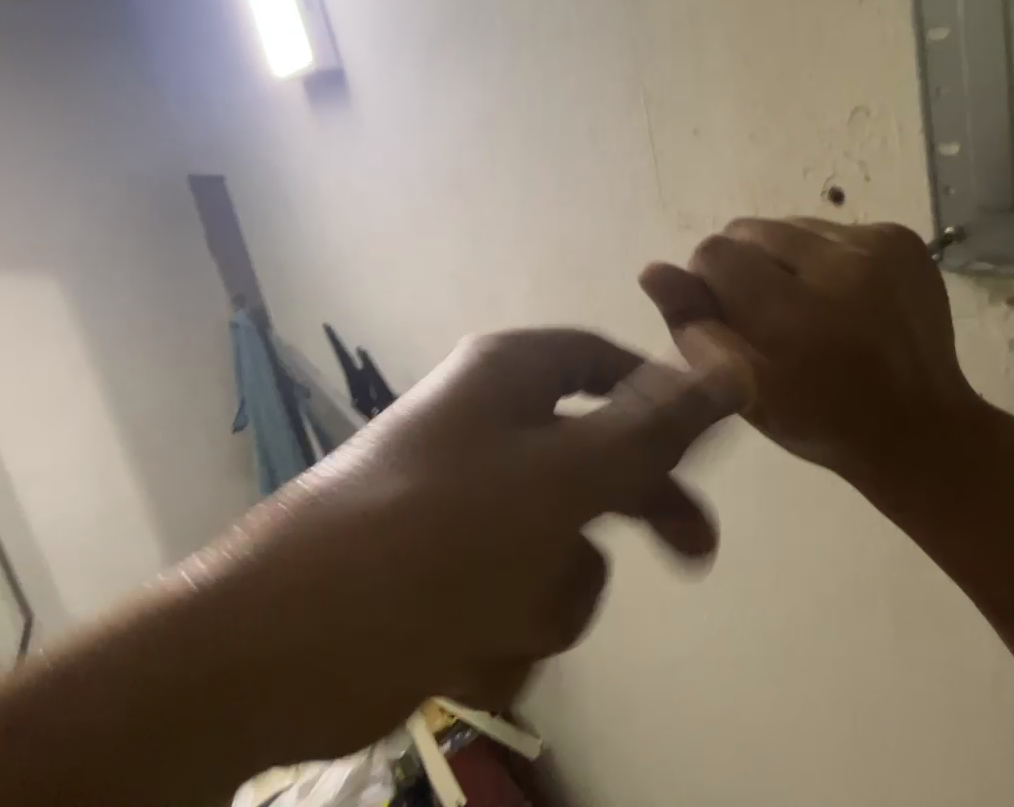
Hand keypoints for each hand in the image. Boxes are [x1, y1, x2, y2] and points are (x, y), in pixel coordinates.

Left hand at [204, 329, 747, 757]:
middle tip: (693, 551)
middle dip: (635, 509)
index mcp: (507, 379)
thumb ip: (653, 430)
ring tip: (510, 611)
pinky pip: (520, 588)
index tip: (707, 446)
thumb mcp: (560, 478)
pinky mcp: (449, 572)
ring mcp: (467, 504)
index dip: (658, 397)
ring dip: (555, 585)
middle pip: (594, 454)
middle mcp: (488, 430)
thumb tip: (732, 368)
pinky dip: (513, 619)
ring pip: (563, 539)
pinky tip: (474, 641)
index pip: (601, 362)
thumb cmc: (432, 537)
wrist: (281, 650)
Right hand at [639, 218, 998, 490]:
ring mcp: (878, 246)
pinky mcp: (902, 237)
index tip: (731, 317)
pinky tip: (840, 297)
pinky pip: (830, 228)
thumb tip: (653, 271)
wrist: (919, 425)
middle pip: (748, 229)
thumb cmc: (819, 420)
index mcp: (795, 316)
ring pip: (788, 225)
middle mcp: (839, 268)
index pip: (714, 253)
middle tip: (769, 314)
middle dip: (745, 266)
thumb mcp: (743, 387)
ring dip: (784, 259)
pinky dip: (822, 257)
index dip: (710, 283)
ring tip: (807, 306)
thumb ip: (695, 327)